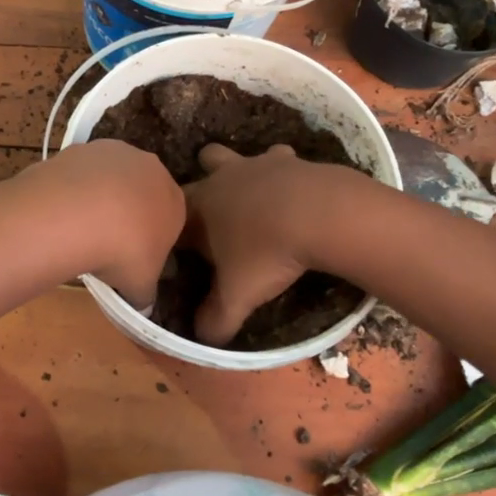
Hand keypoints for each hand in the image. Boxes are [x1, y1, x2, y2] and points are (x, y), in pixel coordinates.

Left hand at [20, 140, 183, 305]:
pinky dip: (75, 187)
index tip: (135, 256)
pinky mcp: (82, 147)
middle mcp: (151, 169)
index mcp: (175, 200)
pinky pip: (82, 171)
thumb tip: (145, 307)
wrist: (78, 213)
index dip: (152, 237)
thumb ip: (146, 294)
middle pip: (142, 191)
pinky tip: (63, 208)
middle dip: (128, 211)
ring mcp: (116, 152)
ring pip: (111, 177)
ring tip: (80, 225)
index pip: (170, 217)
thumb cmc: (123, 252)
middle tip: (107, 240)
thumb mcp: (141, 285)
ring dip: (100, 195)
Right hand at [182, 143, 340, 345]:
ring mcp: (259, 163)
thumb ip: (215, 319)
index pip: (173, 212)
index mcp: (200, 206)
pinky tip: (299, 197)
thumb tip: (202, 339)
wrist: (323, 214)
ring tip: (260, 200)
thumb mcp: (237, 295)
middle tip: (221, 214)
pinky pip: (283, 161)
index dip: (175, 229)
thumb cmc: (268, 253)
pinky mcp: (294, 160)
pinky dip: (286, 177)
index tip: (185, 248)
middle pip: (203, 165)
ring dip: (247, 173)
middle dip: (207, 182)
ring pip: (242, 156)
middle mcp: (223, 177)